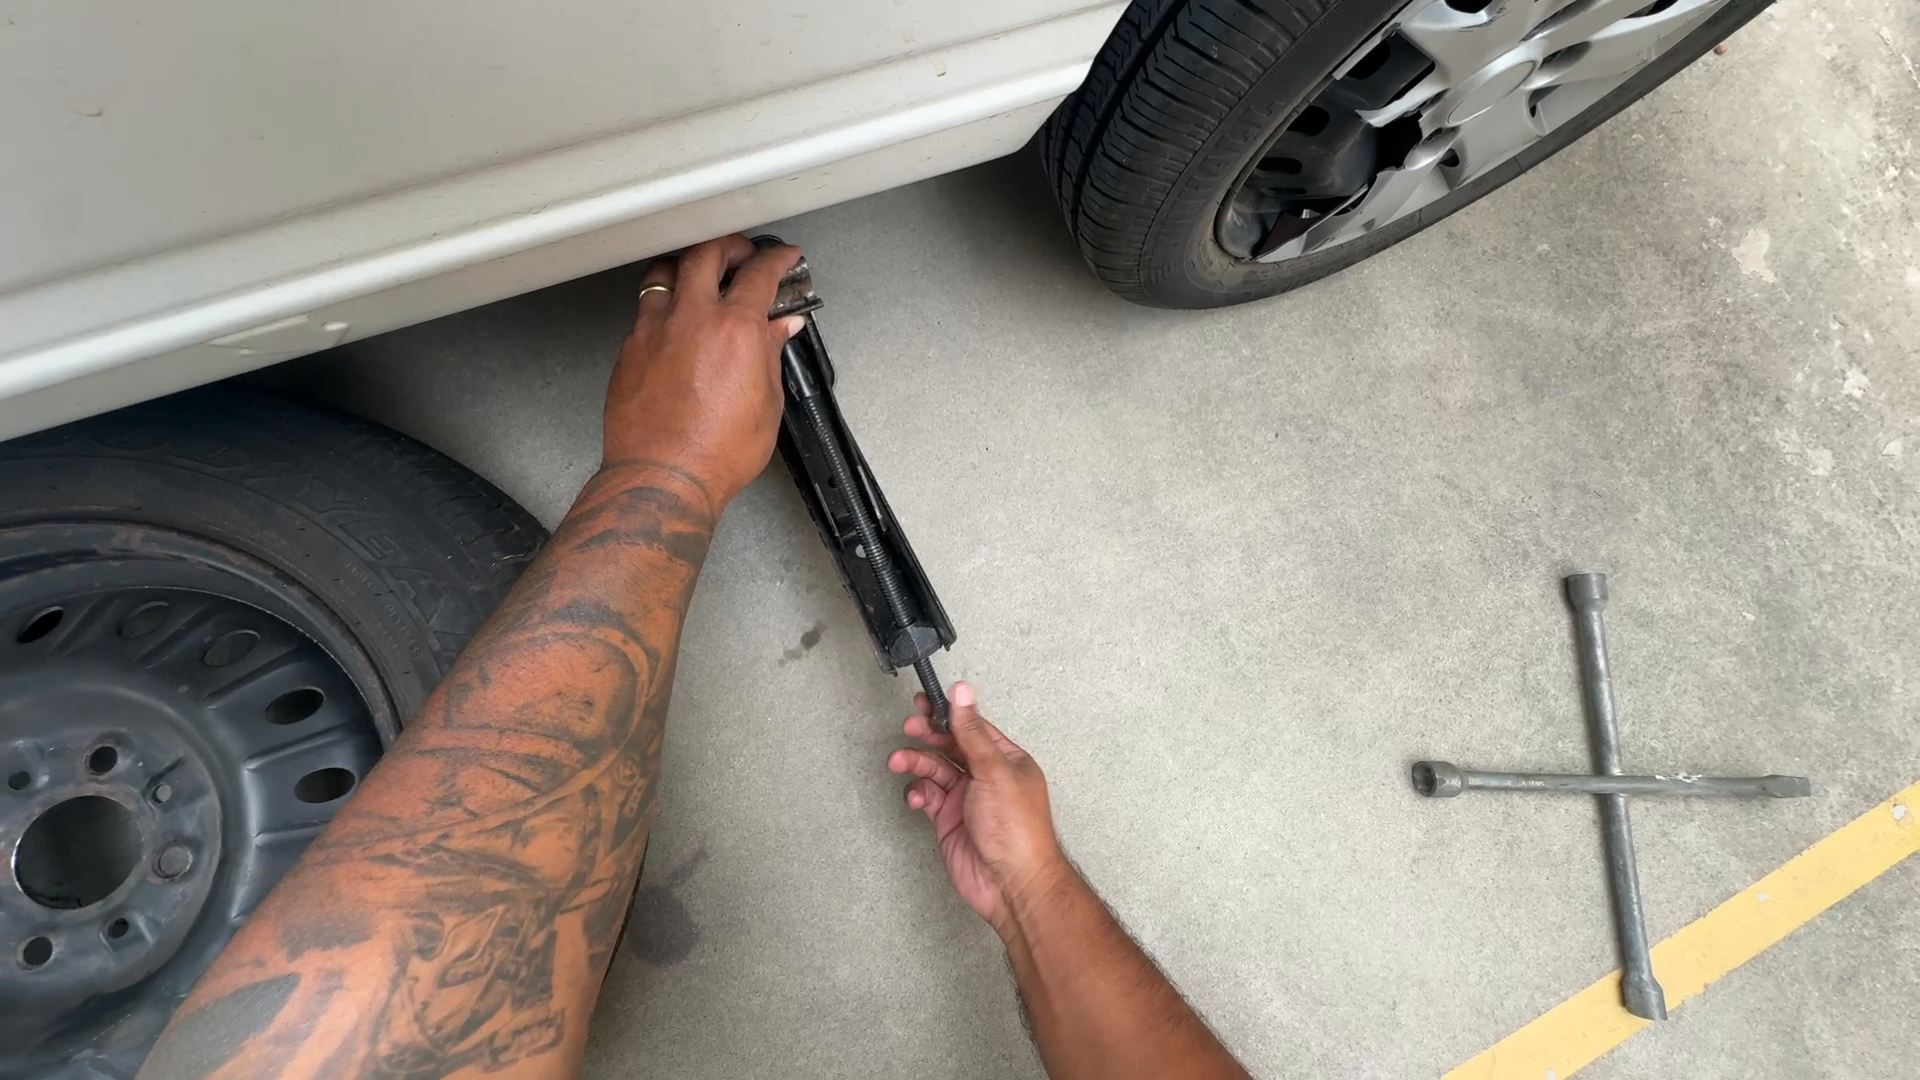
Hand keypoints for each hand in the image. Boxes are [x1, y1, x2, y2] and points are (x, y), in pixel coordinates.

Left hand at [603, 234, 805, 507]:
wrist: (665, 475)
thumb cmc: (716, 451)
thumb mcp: (767, 403)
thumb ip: (772, 355)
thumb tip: (780, 330)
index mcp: (735, 329)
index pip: (759, 274)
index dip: (776, 260)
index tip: (784, 258)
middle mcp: (692, 318)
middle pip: (707, 255)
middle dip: (730, 246)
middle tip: (744, 254)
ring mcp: (655, 329)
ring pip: (666, 272)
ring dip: (688, 263)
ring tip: (700, 270)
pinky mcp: (631, 348)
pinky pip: (646, 307)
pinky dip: (665, 299)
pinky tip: (674, 314)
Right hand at [888, 682, 1064, 936]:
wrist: (1011, 884)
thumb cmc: (1017, 828)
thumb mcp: (993, 770)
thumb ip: (971, 731)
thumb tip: (962, 692)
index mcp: (1005, 759)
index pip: (972, 726)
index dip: (948, 713)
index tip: (925, 701)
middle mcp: (985, 775)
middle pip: (950, 745)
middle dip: (928, 734)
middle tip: (910, 724)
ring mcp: (966, 798)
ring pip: (934, 769)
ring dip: (915, 761)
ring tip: (898, 760)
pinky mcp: (949, 819)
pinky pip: (927, 796)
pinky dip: (917, 793)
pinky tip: (916, 797)